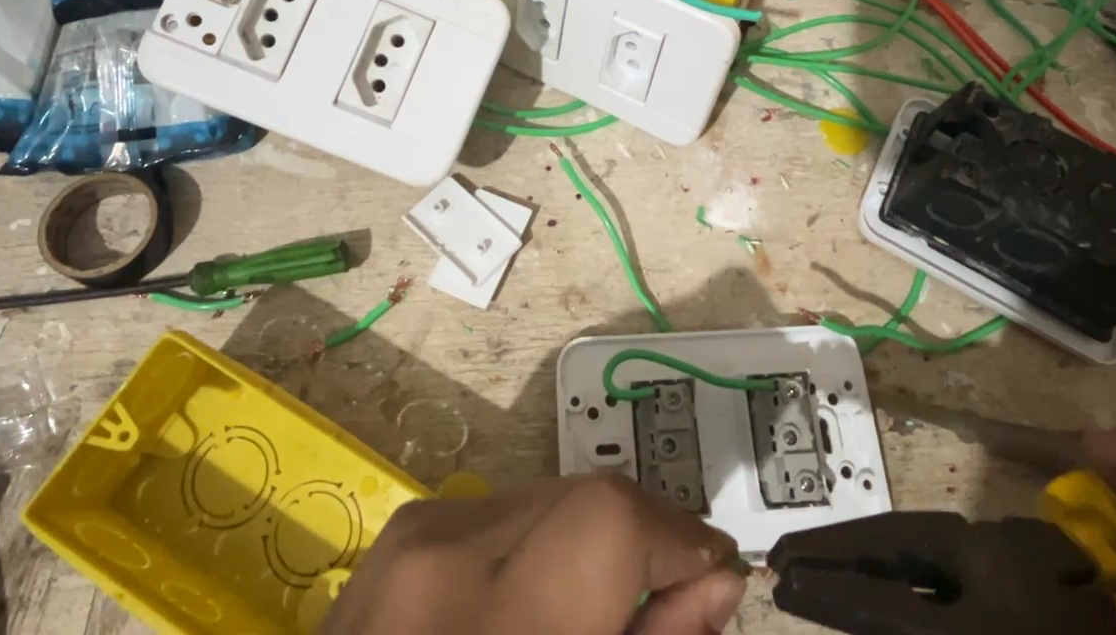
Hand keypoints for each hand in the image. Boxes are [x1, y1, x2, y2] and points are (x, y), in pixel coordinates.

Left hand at [318, 473, 746, 634]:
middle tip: (664, 596)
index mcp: (500, 619)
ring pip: (548, 497)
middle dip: (641, 538)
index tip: (711, 577)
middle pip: (586, 498)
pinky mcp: (400, 530)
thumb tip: (715, 581)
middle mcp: (445, 553)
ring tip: (588, 604)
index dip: (679, 538)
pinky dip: (540, 542)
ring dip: (590, 538)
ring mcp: (413, 535)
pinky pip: (502, 510)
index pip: (612, 517)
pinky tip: (534, 597)